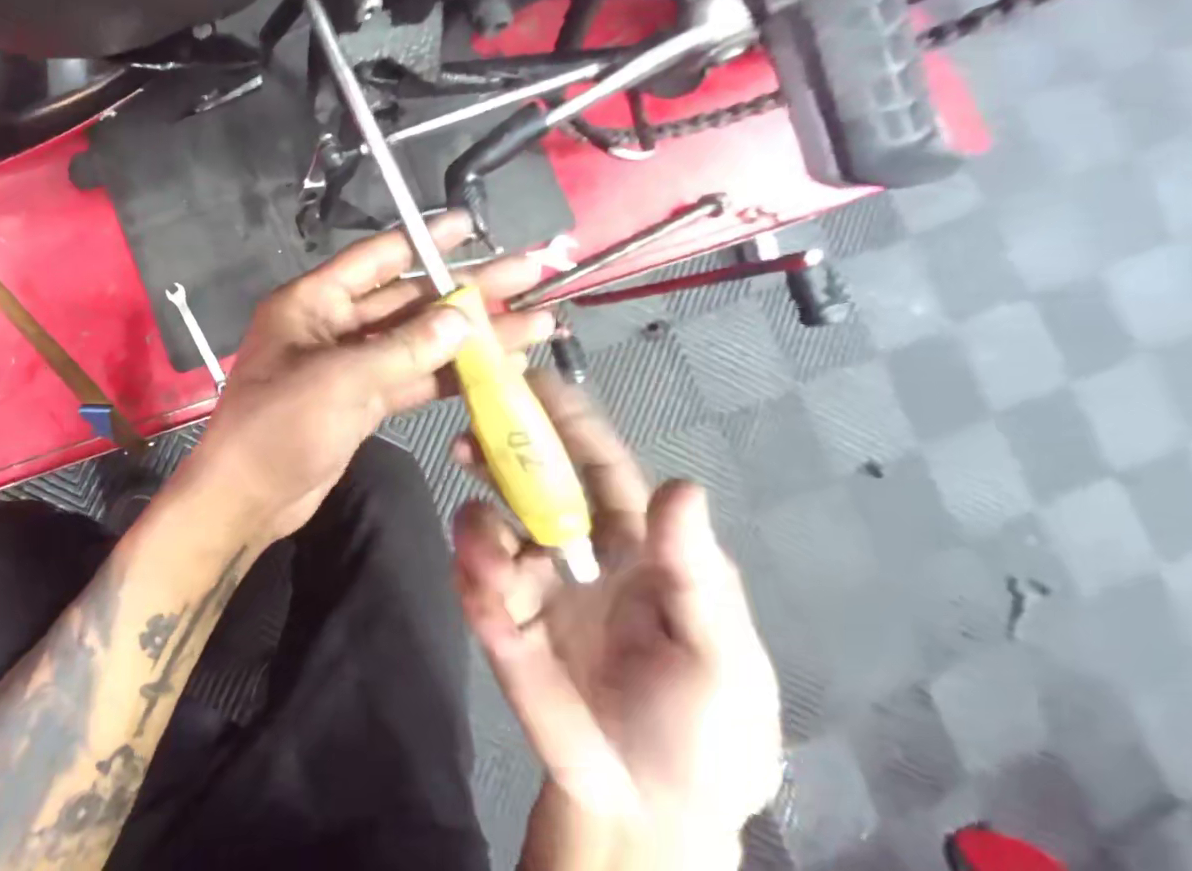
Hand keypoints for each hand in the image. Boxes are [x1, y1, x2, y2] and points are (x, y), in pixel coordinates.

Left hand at [181, 212, 554, 546]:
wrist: (248, 498)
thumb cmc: (280, 426)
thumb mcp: (341, 380)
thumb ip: (407, 347)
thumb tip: (464, 318)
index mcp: (313, 302)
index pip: (377, 258)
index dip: (426, 241)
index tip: (472, 227)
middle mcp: (333, 325)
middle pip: (409, 300)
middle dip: (466, 289)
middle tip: (527, 273)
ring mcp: (350, 365)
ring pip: (419, 341)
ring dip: (471, 335)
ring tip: (534, 321)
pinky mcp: (363, 401)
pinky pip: (413, 378)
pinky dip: (451, 373)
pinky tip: (498, 365)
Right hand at [451, 377, 780, 870]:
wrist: (652, 810)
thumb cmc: (708, 728)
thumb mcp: (722, 653)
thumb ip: (696, 574)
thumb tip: (681, 487)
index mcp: (634, 542)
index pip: (594, 463)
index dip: (566, 420)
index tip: (530, 381)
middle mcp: (576, 549)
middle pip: (530, 481)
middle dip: (498, 450)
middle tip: (468, 434)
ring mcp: (533, 585)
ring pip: (491, 527)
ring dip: (479, 520)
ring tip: (484, 540)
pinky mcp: (501, 625)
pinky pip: (475, 585)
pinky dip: (470, 573)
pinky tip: (481, 582)